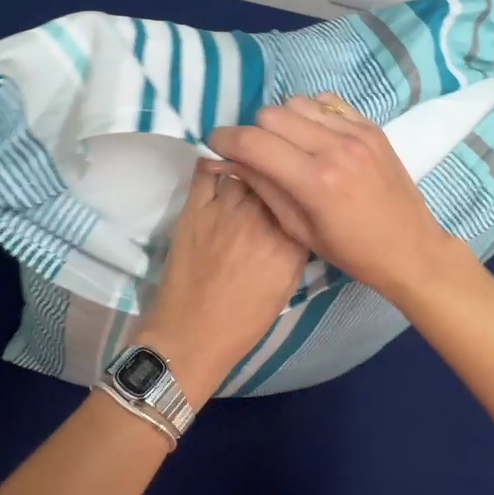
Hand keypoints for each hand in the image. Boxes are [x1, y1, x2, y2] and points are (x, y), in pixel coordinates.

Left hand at [133, 161, 305, 405]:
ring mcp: (225, 210)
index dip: (300, 183)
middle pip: (275, 174)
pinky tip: (220, 158)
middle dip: (278, 168)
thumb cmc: (245, 319)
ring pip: (244, 165)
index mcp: (288, 239)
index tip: (300, 179)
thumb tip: (301, 214)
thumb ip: (299, 244)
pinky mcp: (194, 209)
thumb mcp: (288, 284)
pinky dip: (215, 160)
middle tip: (277, 164)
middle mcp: (260, 218)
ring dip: (250, 160)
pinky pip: (206, 170)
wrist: (192, 336)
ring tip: (252, 157)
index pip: (302, 193)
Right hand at [206, 93, 470, 300]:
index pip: (254, 143)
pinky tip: (315, 136)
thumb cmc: (351, 251)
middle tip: (258, 153)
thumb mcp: (299, 230)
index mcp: (316, 182)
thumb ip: (263, 187)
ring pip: (298, 102)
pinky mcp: (372, 126)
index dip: (225, 140)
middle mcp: (336, 148)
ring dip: (284, 120)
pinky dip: (312, 113)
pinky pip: (328, 101)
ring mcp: (357, 133)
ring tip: (289, 145)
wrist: (409, 247)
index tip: (216, 145)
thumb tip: (229, 160)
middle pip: (272, 114)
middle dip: (255, 131)